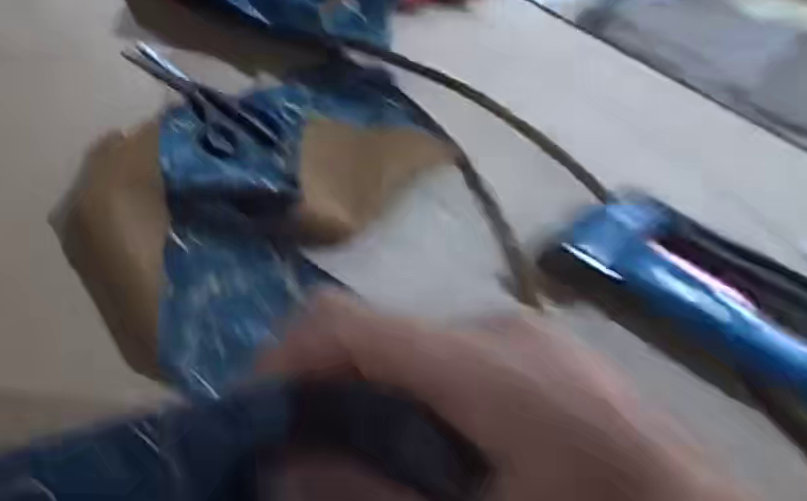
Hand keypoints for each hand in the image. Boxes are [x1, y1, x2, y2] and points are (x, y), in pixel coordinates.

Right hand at [256, 293, 750, 500]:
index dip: (280, 360)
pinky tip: (434, 455)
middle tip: (301, 448)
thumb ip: (367, 498)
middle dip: (323, 385)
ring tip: (364, 457)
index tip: (248, 417)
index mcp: (493, 365)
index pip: (344, 323)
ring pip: (409, 346)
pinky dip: (418, 398)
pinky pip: (454, 361)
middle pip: (373, 332)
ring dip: (370, 393)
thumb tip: (270, 467)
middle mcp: (506, 328)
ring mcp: (538, 342)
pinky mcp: (559, 365)